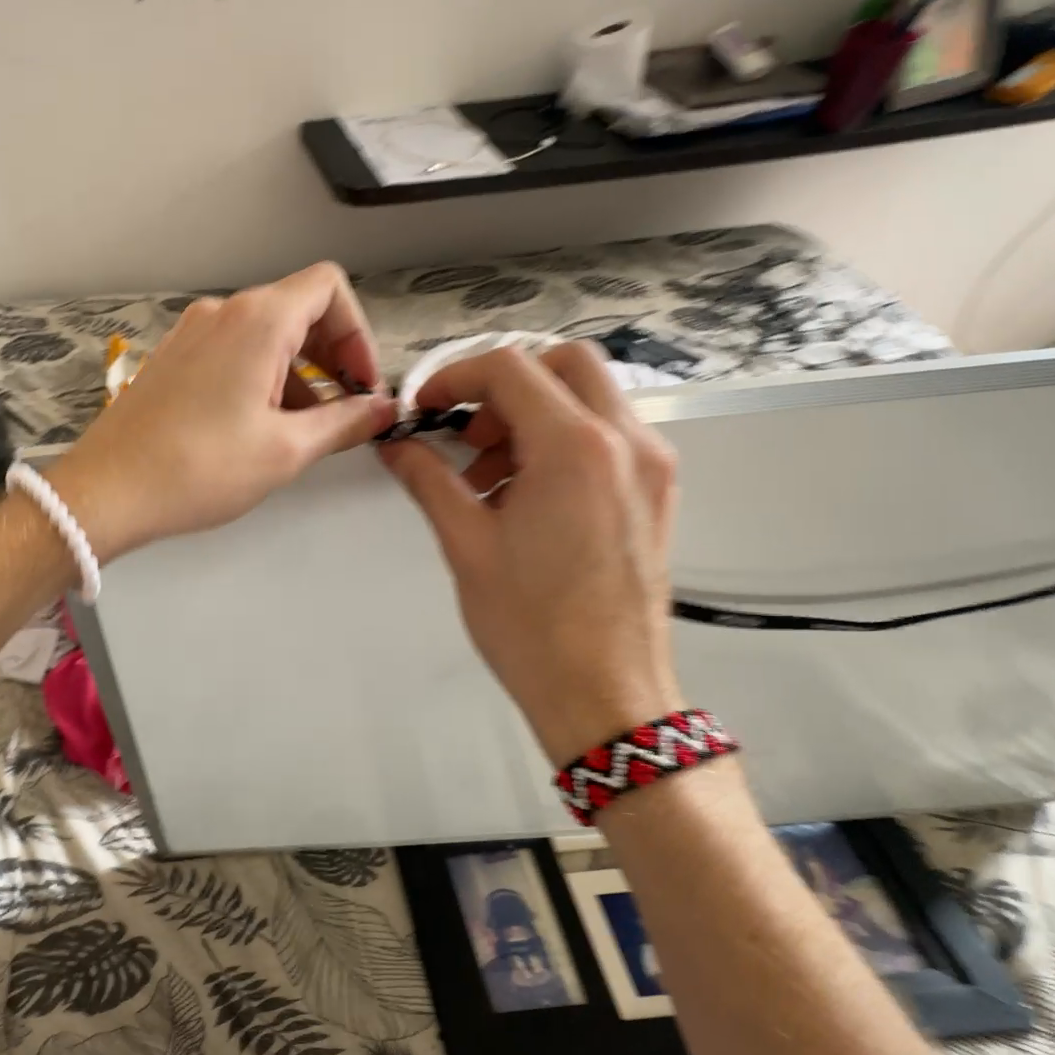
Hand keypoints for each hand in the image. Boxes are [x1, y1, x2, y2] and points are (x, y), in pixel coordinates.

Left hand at [47, 263, 395, 558]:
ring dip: (296, 375)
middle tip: (343, 411)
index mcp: (257, 320)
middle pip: (298, 311)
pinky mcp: (172, 360)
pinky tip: (258, 430)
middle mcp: (222, 313)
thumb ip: (344, 422)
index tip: (362, 385)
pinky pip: (231, 354)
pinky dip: (259, 379)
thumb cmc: (198, 469)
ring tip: (301, 432)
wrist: (107, 492)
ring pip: (264, 337)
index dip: (358, 334)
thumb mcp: (285, 450)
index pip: (329, 288)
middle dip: (332, 357)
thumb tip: (380, 410)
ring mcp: (191, 334)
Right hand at [379, 341, 682, 764]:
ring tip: (489, 471)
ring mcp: (651, 465)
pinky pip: (609, 433)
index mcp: (576, 448)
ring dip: (534, 410)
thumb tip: (397, 444)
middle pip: (563, 362)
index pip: (509, 368)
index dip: (453, 377)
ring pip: (592, 394)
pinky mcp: (656, 492)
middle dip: (504, 382)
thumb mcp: (465, 543)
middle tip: (465, 429)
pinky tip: (526, 491)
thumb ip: (429, 478)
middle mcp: (627, 442)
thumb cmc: (530, 624)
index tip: (423, 409)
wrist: (602, 692)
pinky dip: (564, 437)